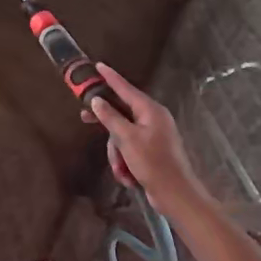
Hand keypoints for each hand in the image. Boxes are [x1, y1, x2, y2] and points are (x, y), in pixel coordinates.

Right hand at [80, 63, 210, 215]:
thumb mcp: (127, 139)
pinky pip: (129, 148)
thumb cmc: (153, 163)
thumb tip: (97, 100)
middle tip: (85, 118)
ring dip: (117, 153)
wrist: (175, 195)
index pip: (125, 88)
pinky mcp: (151, 150)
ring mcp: (152, 135)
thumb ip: (110, 117)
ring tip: (121, 169)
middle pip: (121, 113)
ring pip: (122, 135)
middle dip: (107, 125)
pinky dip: (125, 161)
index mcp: (150, 110)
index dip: (110, 77)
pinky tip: (127, 176)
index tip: (98, 65)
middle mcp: (152, 118)